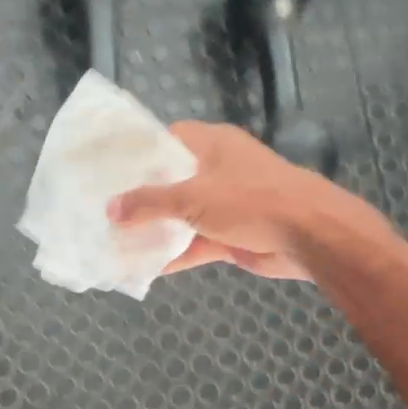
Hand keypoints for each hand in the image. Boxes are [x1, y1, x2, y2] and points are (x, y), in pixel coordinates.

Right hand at [107, 120, 373, 279]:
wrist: (306, 235)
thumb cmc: (251, 200)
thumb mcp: (192, 197)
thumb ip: (148, 204)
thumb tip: (111, 209)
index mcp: (211, 145)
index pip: (166, 140)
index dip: (138, 153)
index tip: (106, 169)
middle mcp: (215, 171)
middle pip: (169, 182)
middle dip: (138, 198)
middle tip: (101, 210)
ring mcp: (223, 205)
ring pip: (178, 217)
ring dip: (152, 231)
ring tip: (113, 242)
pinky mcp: (228, 235)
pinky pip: (191, 245)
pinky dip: (170, 256)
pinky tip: (141, 268)